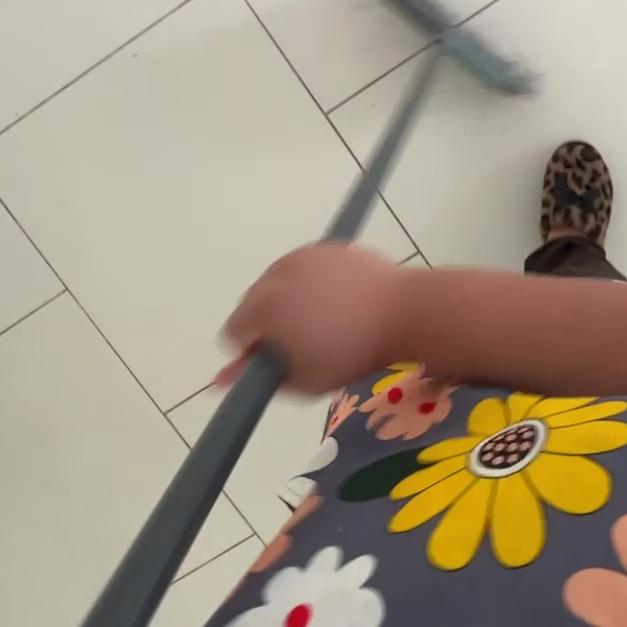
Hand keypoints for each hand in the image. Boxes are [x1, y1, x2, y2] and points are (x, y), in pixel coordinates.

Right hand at [216, 244, 408, 394]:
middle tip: (302, 340)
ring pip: (279, 281)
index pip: (234, 331)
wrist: (403, 311)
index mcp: (264, 306)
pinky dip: (311, 281)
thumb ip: (260, 377)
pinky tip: (337, 298)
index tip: (278, 359)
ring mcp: (304, 255)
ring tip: (323, 318)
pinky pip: (306, 267)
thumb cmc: (352, 351)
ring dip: (288, 299)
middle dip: (267, 321)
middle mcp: (276, 273)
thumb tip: (223, 380)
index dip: (252, 350)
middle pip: (254, 302)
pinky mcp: (329, 246)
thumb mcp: (304, 379)